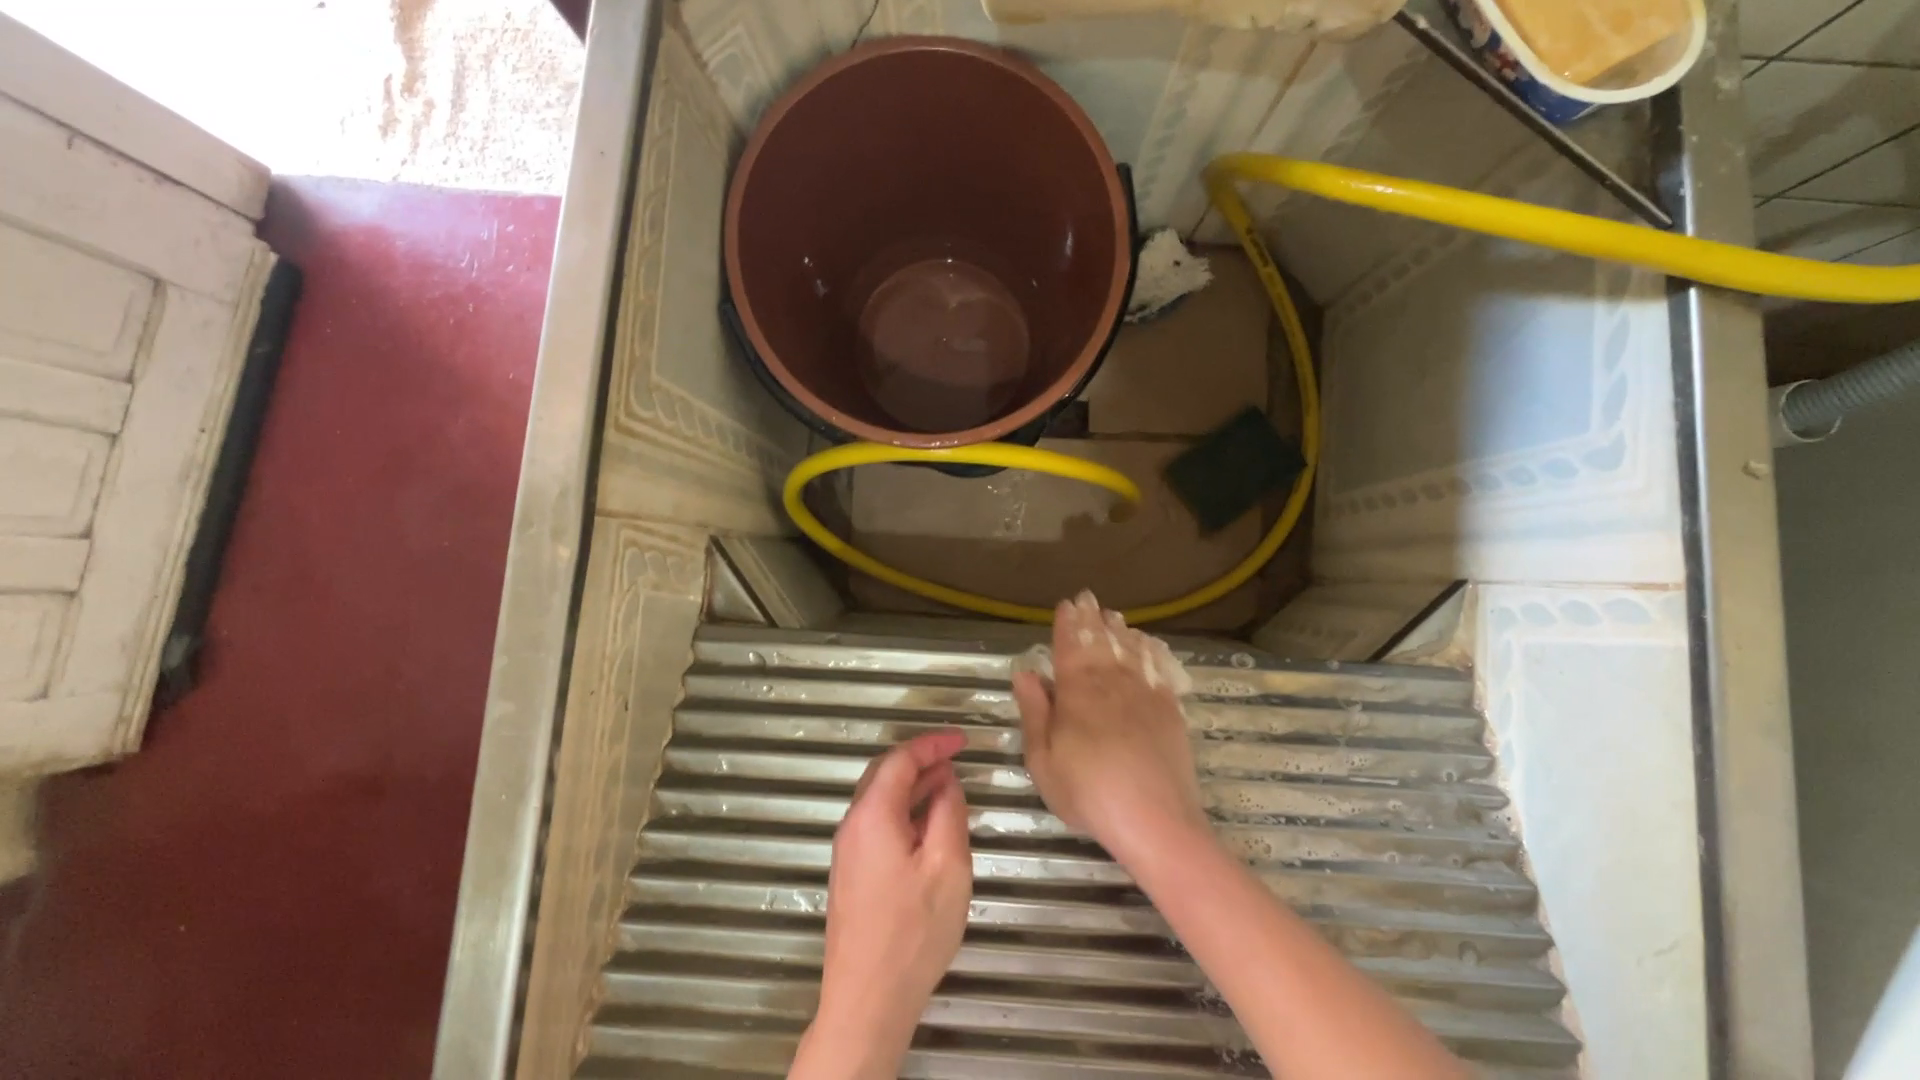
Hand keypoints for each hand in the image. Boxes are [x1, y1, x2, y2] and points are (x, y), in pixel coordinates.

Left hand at [791, 732, 972, 1079]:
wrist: (867, 997)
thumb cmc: (913, 931)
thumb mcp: (948, 865)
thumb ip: (948, 813)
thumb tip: (946, 783)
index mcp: (873, 815)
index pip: (900, 759)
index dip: (933, 744)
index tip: (962, 740)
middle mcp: (852, 827)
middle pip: (883, 775)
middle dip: (920, 760)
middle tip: (955, 758)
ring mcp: (847, 853)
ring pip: (879, 802)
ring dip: (913, 788)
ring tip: (948, 787)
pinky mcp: (851, 875)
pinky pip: (877, 826)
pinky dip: (904, 812)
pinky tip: (928, 827)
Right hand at [1012, 591, 1208, 861]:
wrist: (1155, 819)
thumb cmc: (1088, 792)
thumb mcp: (1042, 760)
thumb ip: (1034, 712)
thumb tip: (1026, 673)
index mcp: (1077, 689)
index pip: (1070, 644)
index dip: (1068, 623)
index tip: (1067, 604)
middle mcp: (1113, 680)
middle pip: (1102, 640)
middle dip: (1093, 618)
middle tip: (1088, 598)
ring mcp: (1146, 693)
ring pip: (1131, 649)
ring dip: (1120, 630)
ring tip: (1113, 617)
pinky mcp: (1170, 709)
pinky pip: (1158, 667)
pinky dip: (1150, 651)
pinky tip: (1148, 646)